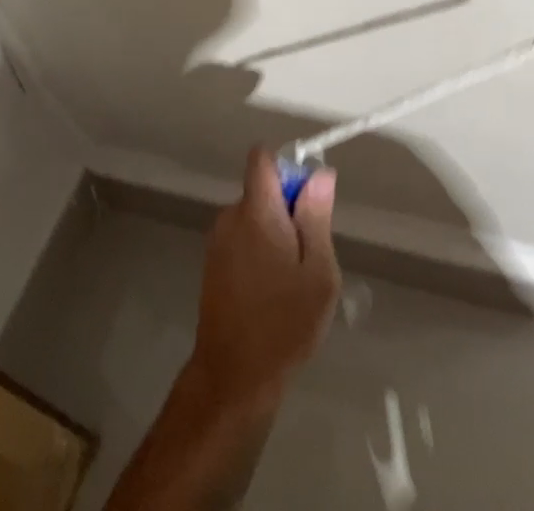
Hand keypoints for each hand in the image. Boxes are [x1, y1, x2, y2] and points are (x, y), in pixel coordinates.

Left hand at [189, 147, 341, 409]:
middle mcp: (230, 218)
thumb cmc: (286, 322)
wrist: (235, 374)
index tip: (311, 197)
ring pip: (255, 217)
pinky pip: (243, 239)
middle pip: (262, 190)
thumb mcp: (318, 271)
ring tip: (296, 279)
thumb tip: (320, 173)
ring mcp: (217, 242)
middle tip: (313, 253)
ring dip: (277, 233)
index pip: (262, 159)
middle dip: (290, 209)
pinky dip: (261, 251)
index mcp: (256, 212)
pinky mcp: (213, 265)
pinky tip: (275, 291)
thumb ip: (316, 216)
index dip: (289, 166)